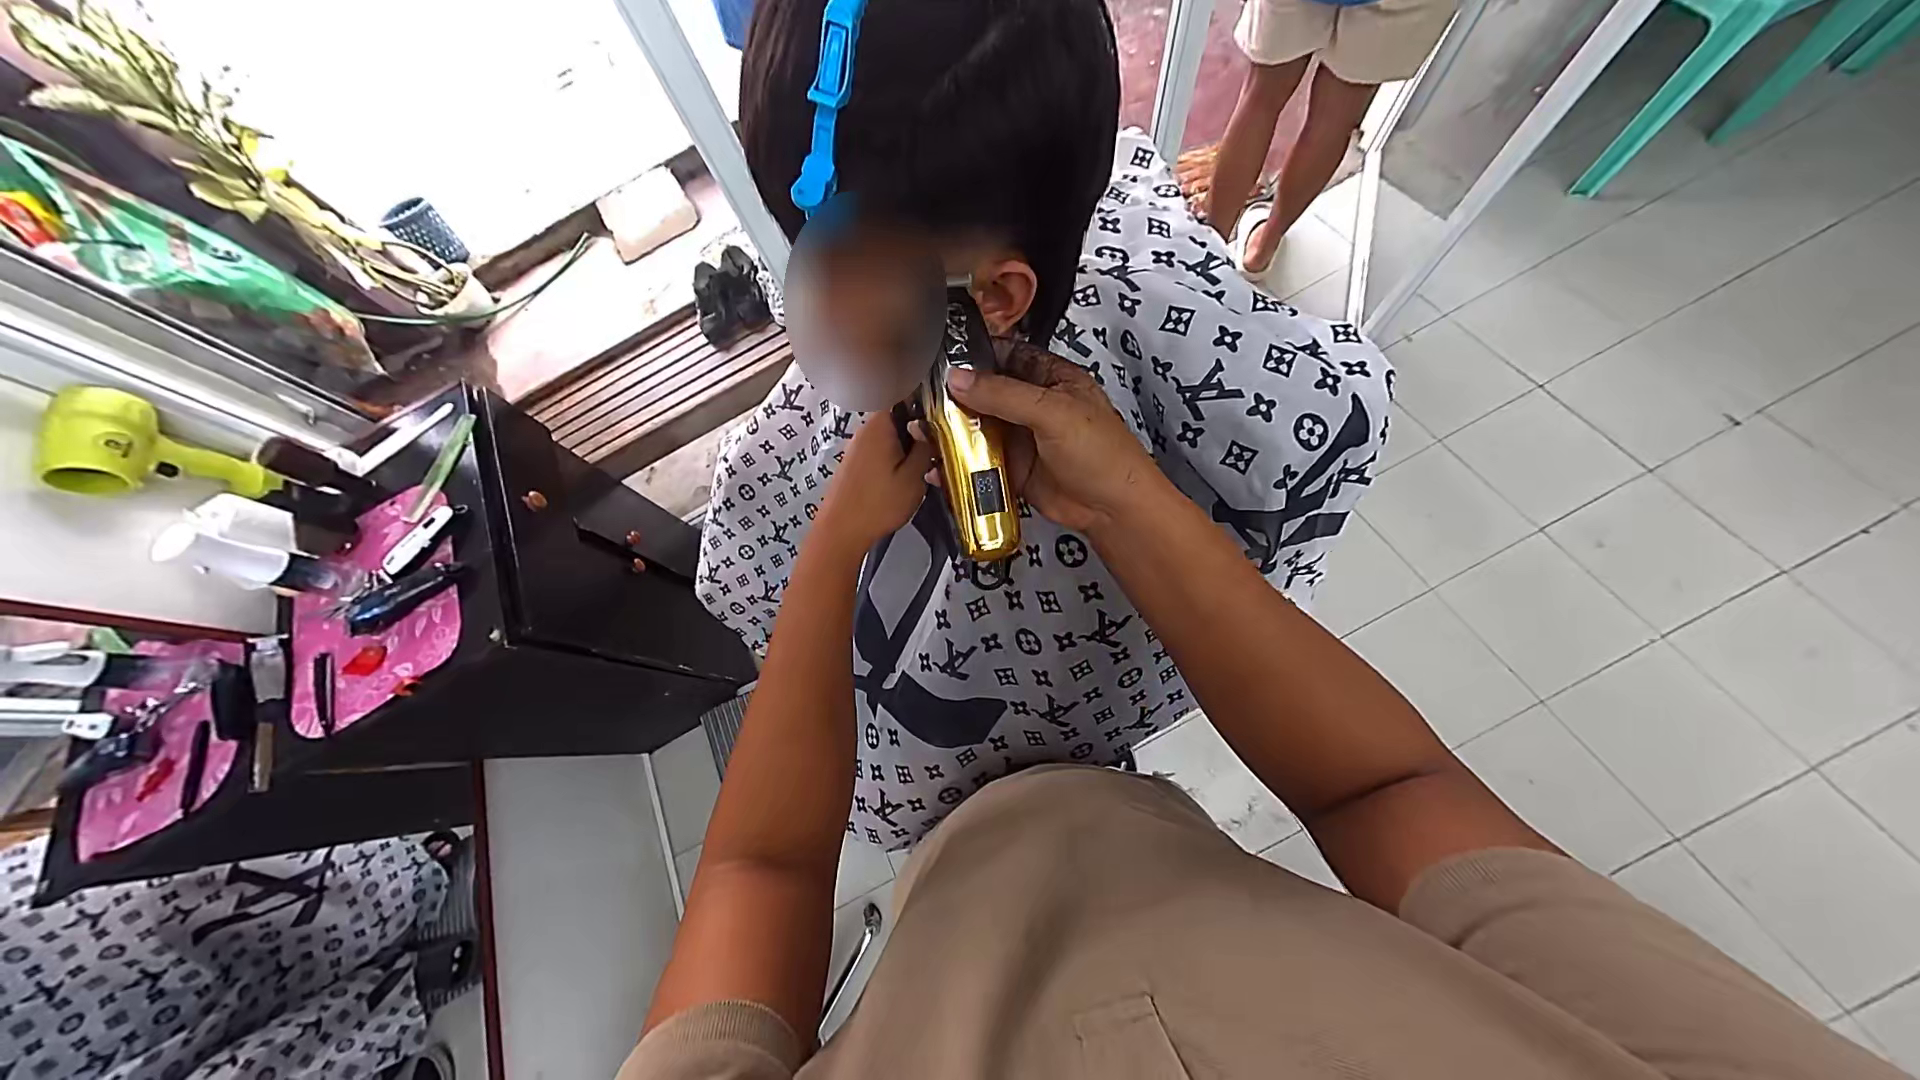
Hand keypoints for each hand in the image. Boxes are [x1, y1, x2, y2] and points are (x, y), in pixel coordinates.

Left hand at [813, 411, 935, 560]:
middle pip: (900, 418)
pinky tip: (902, 482)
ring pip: (891, 437)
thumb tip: (931, 430)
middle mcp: (866, 431)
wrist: (840, 532)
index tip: (940, 416)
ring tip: (919, 472)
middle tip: (934, 452)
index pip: (905, 396)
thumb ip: (925, 448)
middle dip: (919, 432)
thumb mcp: (913, 478)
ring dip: (907, 450)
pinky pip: (881, 452)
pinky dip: (894, 462)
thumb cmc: (873, 507)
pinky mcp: (855, 463)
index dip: (926, 403)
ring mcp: (858, 447)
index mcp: (880, 426)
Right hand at [942, 342, 1167, 534]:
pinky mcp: (1012, 470)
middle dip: (954, 397)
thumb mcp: (1053, 412)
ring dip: (950, 432)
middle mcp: (1033, 406)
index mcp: (1050, 379)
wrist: (1112, 508)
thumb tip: (960, 379)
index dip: (977, 355)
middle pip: (985, 393)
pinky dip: (957, 466)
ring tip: (922, 431)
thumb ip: (1004, 394)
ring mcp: (1021, 439)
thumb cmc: (1103, 454)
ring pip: (977, 429)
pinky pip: (978, 464)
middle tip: (922, 399)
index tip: (944, 358)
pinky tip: (939, 467)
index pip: (1007, 355)